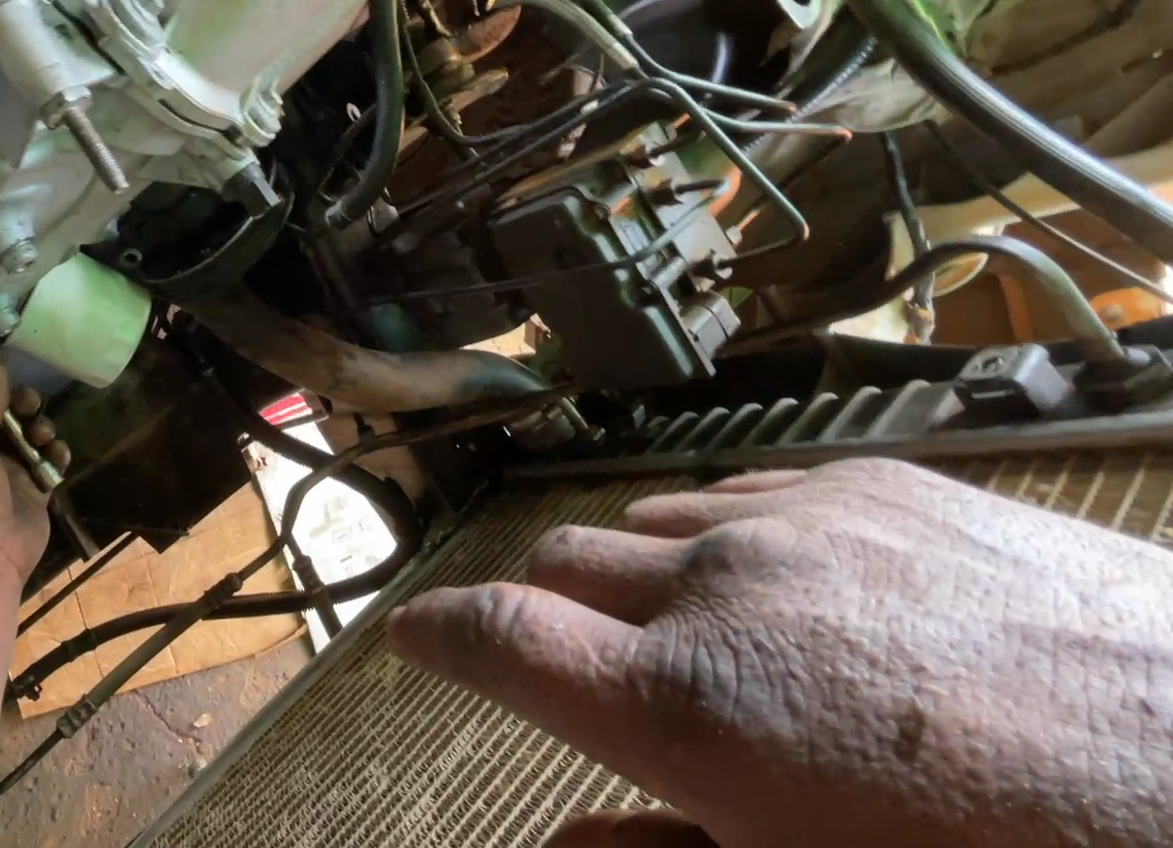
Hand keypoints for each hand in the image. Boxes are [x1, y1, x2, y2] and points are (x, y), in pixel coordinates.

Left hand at [0, 363, 66, 587]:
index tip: (9, 375)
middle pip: (4, 418)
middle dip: (20, 406)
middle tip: (31, 404)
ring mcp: (6, 475)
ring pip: (29, 437)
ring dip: (41, 429)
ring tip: (44, 437)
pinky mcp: (33, 491)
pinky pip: (49, 463)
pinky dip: (56, 455)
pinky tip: (58, 455)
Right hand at [387, 458, 1172, 847]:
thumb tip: (551, 845)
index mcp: (696, 710)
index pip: (502, 636)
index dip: (441, 630)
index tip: (413, 632)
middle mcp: (720, 588)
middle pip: (560, 561)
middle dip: (552, 610)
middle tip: (602, 665)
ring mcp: (799, 518)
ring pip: (646, 522)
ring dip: (646, 575)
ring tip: (723, 633)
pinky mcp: (878, 480)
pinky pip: (739, 490)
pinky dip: (725, 537)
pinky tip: (804, 587)